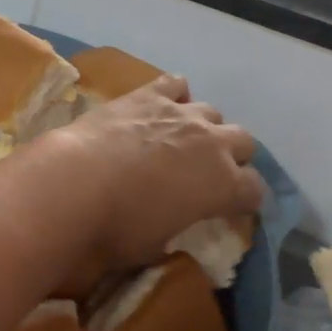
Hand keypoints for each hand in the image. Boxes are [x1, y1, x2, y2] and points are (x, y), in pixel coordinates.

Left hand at [44, 75, 263, 271]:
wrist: (76, 183)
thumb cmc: (117, 228)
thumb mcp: (157, 247)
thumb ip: (175, 228)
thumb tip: (170, 224)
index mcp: (223, 186)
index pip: (254, 190)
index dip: (244, 199)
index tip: (230, 208)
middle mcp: (211, 144)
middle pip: (243, 141)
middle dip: (232, 157)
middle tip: (208, 173)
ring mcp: (181, 114)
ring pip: (213, 111)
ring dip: (204, 127)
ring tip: (182, 141)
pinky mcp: (148, 95)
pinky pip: (175, 84)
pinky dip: (174, 95)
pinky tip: (161, 108)